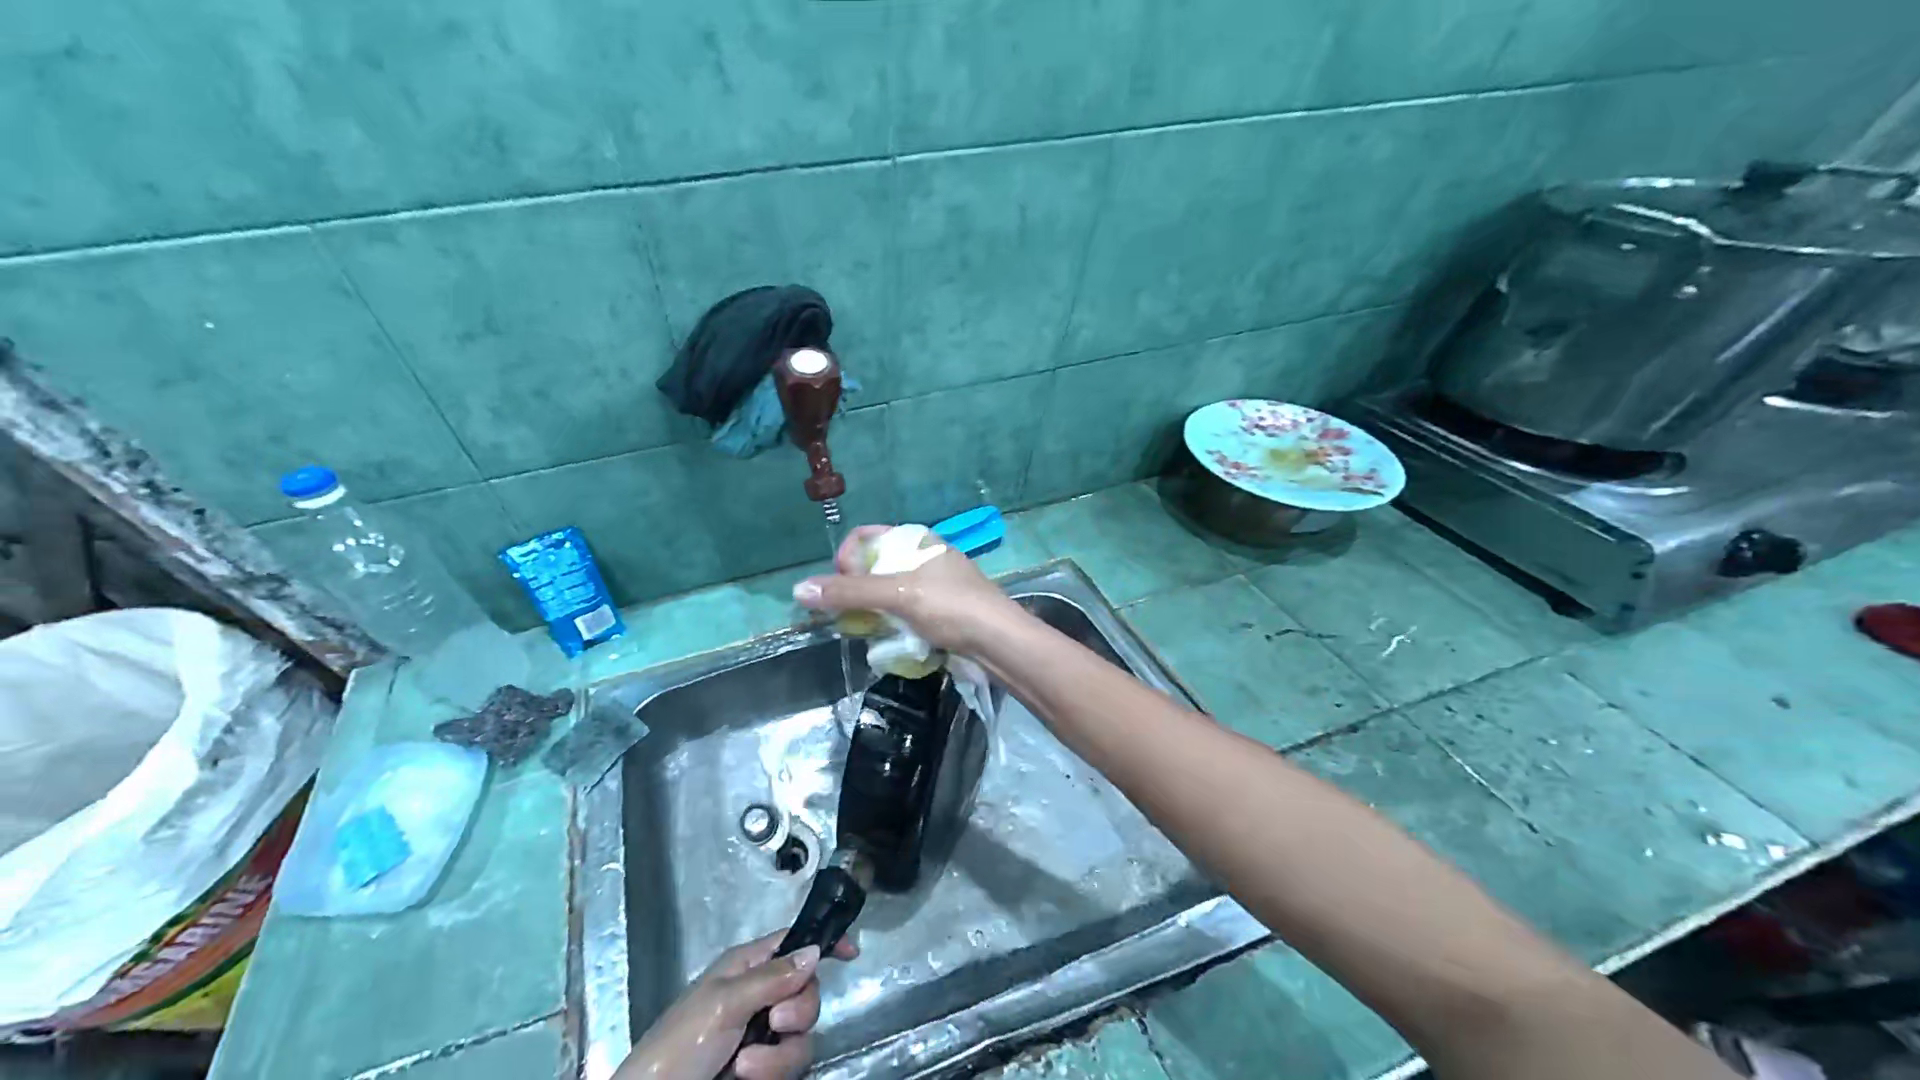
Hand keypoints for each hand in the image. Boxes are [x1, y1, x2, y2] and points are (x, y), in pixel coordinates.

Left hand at [613, 932, 858, 1079]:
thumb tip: (816, 950)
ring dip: (779, 1053)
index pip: (793, 942)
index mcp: (747, 967)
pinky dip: (774, 1072)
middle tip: (775, 1022)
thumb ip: (773, 977)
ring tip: (745, 1066)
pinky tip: (746, 1078)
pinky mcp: (764, 1070)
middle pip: (808, 989)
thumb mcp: (723, 1002)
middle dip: (799, 1009)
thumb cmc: (680, 1044)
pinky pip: (792, 1062)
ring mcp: (763, 1035)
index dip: (824, 943)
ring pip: (804, 1032)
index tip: (853, 953)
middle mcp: (760, 996)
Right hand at [792, 525, 1027, 654]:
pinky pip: (904, 612)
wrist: (1001, 643)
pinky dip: (892, 624)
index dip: (847, 557)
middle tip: (850, 614)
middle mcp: (924, 558)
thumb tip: (799, 589)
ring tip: (868, 631)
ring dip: (873, 611)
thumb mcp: (897, 595)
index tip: (842, 584)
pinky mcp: (941, 613)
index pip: (867, 536)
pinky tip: (891, 640)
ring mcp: (934, 586)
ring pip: (888, 593)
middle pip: (875, 566)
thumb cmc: (951, 608)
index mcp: (917, 541)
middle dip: (856, 589)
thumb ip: (849, 593)